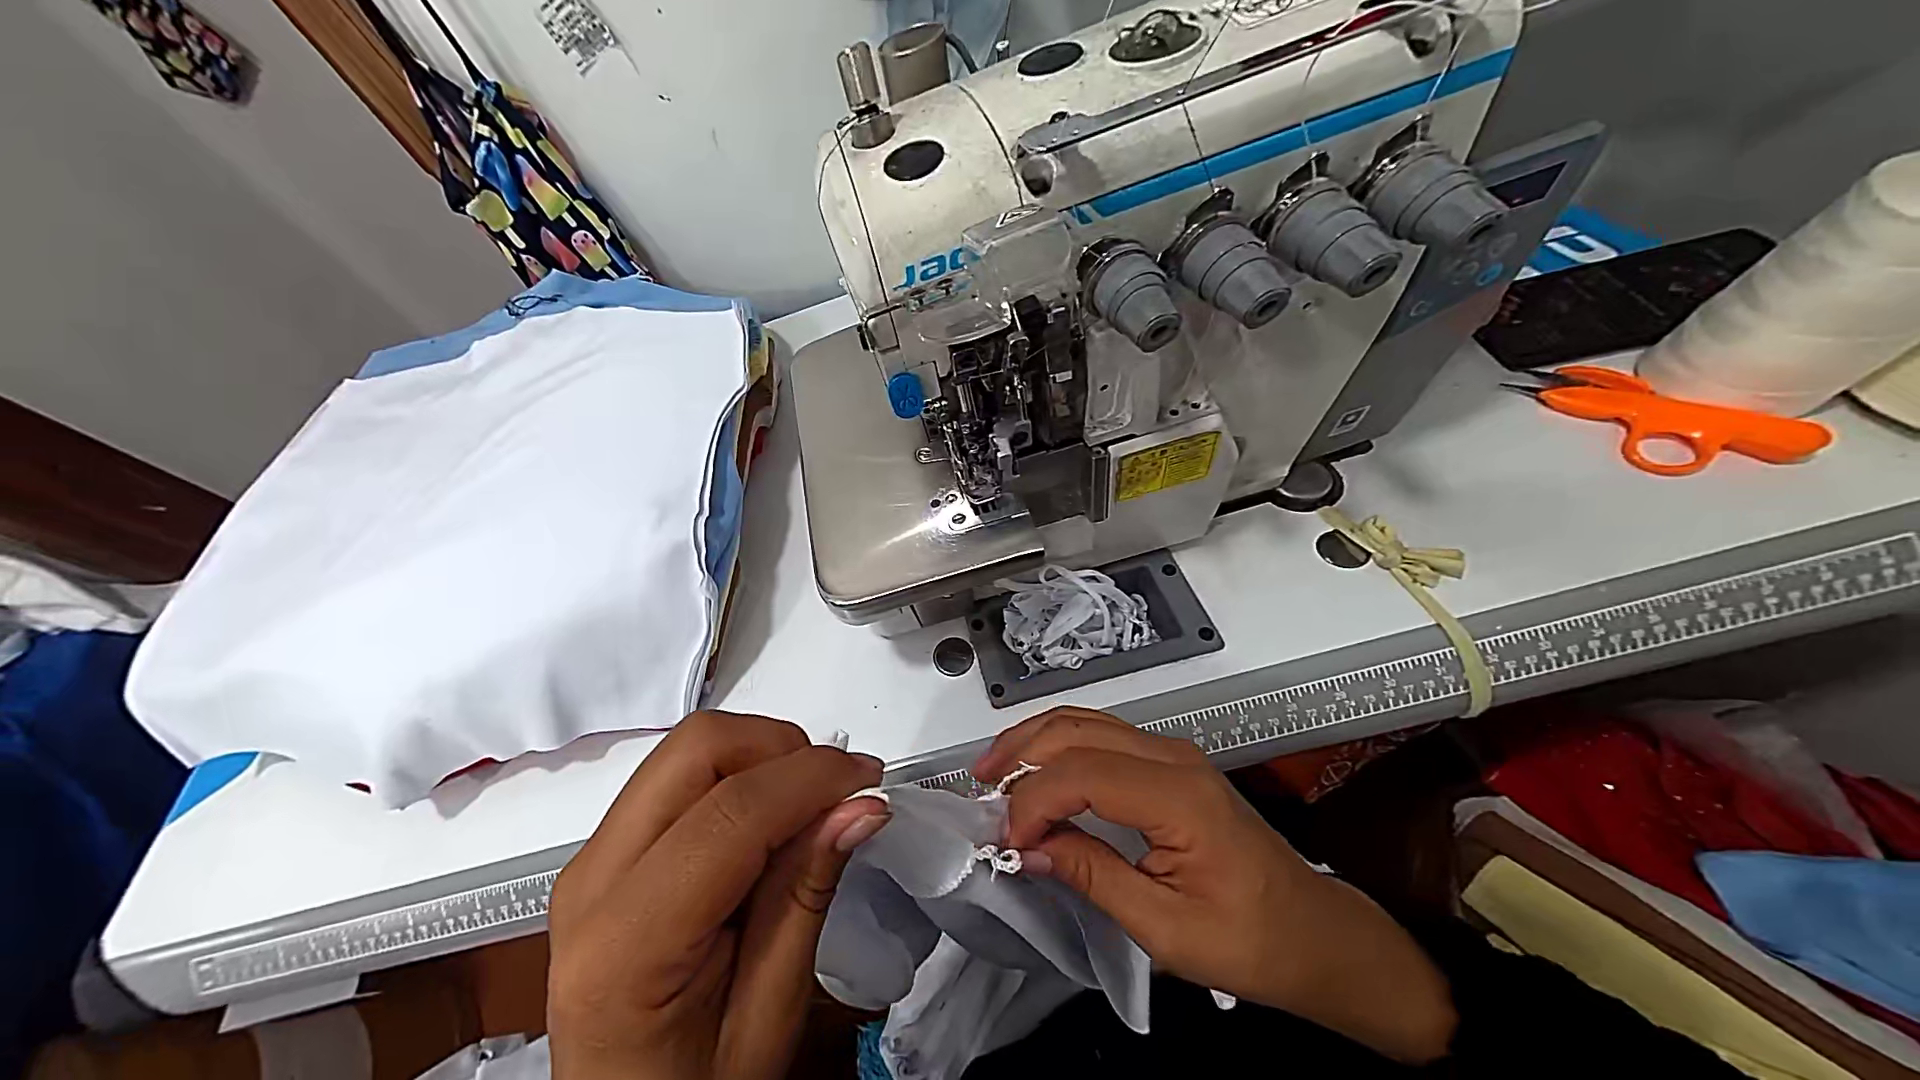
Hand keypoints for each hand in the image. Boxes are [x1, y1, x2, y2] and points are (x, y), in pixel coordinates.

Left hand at [547, 711, 888, 1079]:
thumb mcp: (767, 1012)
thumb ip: (807, 894)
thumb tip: (858, 807)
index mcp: (625, 944)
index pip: (729, 814)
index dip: (810, 779)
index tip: (866, 779)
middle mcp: (593, 882)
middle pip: (696, 750)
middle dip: (781, 748)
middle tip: (836, 790)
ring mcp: (593, 857)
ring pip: (689, 748)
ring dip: (762, 755)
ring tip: (808, 805)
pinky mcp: (609, 847)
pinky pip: (681, 772)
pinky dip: (741, 772)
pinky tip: (772, 816)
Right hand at [974, 707, 1456, 1064]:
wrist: (1314, 933)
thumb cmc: (1251, 939)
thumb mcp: (1165, 927)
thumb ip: (1092, 876)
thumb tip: (1029, 848)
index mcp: (1176, 795)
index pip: (1081, 773)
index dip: (1032, 802)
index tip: (1008, 841)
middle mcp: (1171, 756)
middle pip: (1077, 730)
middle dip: (1021, 753)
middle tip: (981, 792)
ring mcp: (1171, 753)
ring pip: (1085, 721)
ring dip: (1035, 741)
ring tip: (995, 773)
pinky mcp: (1168, 762)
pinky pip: (1100, 735)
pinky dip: (1059, 746)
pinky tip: (1036, 770)